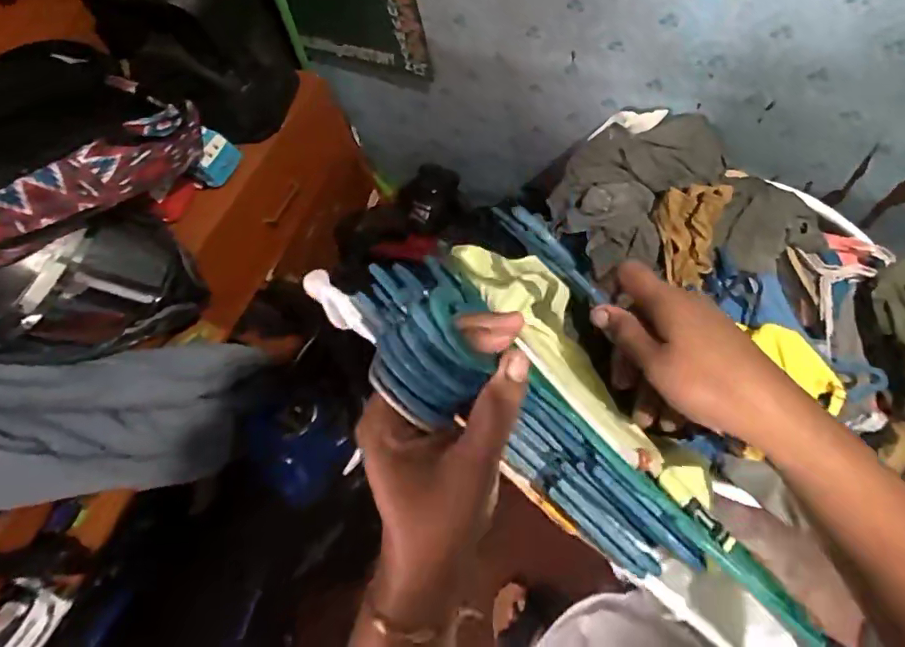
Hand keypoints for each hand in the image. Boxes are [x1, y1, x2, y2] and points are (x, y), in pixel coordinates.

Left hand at [355, 312, 528, 635]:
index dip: (463, 333)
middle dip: (472, 338)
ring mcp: (406, 414)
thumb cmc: (443, 525)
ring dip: (475, 354)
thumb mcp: (474, 465)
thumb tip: (519, 356)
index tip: (505, 326)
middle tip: (514, 326)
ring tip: (511, 337)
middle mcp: (390, 404)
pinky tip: (499, 365)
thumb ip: (495, 409)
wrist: (431, 578)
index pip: (421, 353)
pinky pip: (448, 388)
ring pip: (441, 368)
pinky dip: (474, 376)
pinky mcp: (424, 425)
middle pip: (429, 354)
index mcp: (386, 412)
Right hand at [591, 261, 812, 449]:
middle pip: (643, 316)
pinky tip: (674, 417)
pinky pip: (685, 356)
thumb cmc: (705, 383)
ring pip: (664, 343)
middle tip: (622, 388)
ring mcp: (705, 325)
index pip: (628, 273)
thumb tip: (598, 307)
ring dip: (650, 378)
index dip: (610, 290)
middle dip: (628, 353)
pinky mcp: (721, 347)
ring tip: (649, 419)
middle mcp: (685, 304)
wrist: (772, 410)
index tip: (604, 326)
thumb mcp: (655, 364)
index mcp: (666, 299)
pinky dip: (673, 381)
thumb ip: (625, 334)